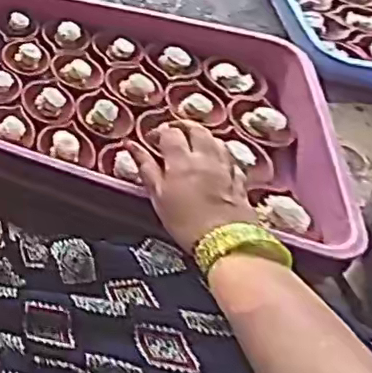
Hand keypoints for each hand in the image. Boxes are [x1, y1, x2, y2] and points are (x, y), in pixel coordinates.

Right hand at [128, 121, 256, 252]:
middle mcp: (206, 159)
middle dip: (183, 127)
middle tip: (172, 134)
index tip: (151, 139)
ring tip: (193, 145)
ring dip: (203, 137)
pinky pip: (231, 159)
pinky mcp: (241, 182)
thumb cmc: (185, 222)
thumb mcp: (157, 195)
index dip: (159, 131)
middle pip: (197, 130)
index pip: (170, 132)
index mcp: (181, 160)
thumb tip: (130, 145)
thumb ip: (144, 166)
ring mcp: (226, 169)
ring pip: (217, 141)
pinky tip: (216, 161)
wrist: (227, 246)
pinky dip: (221, 154)